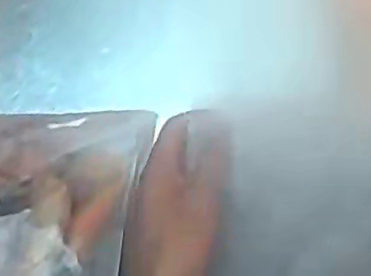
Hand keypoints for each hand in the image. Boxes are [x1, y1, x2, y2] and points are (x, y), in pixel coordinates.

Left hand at [122, 111, 228, 275]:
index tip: (222, 121)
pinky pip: (172, 189)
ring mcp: (146, 202)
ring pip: (174, 167)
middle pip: (174, 144)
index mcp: (156, 168)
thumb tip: (219, 126)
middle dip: (201, 140)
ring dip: (196, 163)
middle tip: (224, 144)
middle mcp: (146, 180)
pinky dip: (190, 185)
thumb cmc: (175, 252)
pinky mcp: (150, 222)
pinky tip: (204, 200)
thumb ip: (212, 159)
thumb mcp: (204, 199)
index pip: (176, 124)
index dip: (202, 118)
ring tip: (218, 170)